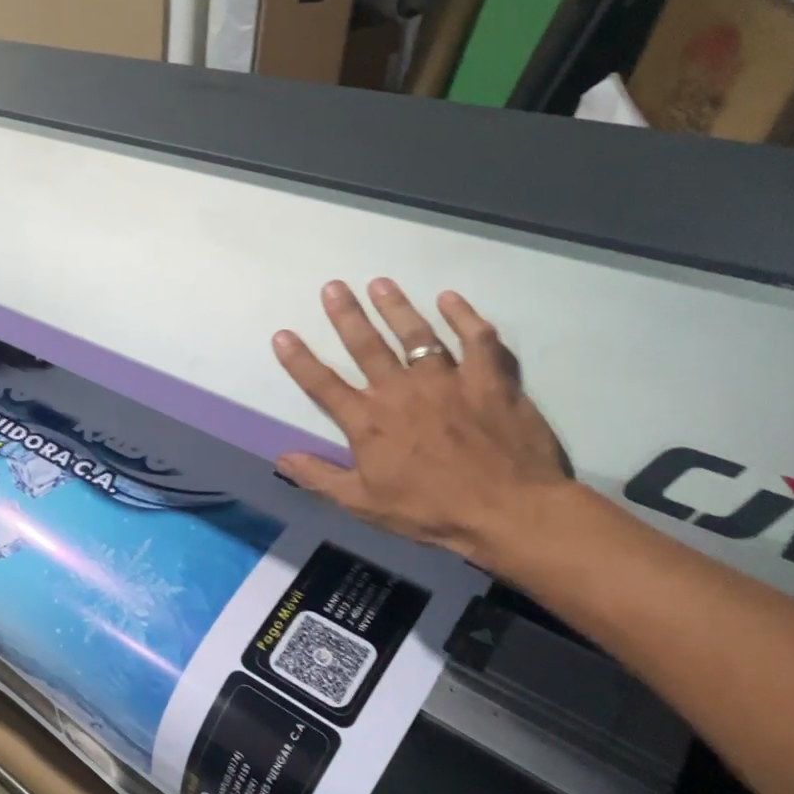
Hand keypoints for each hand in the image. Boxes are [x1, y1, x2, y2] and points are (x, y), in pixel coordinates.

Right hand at [271, 279, 572, 564]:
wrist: (510, 511)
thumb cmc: (432, 511)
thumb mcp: (364, 504)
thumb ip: (320, 478)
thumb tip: (282, 457)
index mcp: (369, 422)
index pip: (323, 385)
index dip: (299, 360)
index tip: (282, 335)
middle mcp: (401, 392)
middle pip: (367, 346)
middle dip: (346, 315)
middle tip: (333, 287)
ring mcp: (448, 382)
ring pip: (417, 334)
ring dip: (396, 307)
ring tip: (380, 283)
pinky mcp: (491, 381)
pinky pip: (477, 340)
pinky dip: (464, 317)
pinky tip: (450, 299)